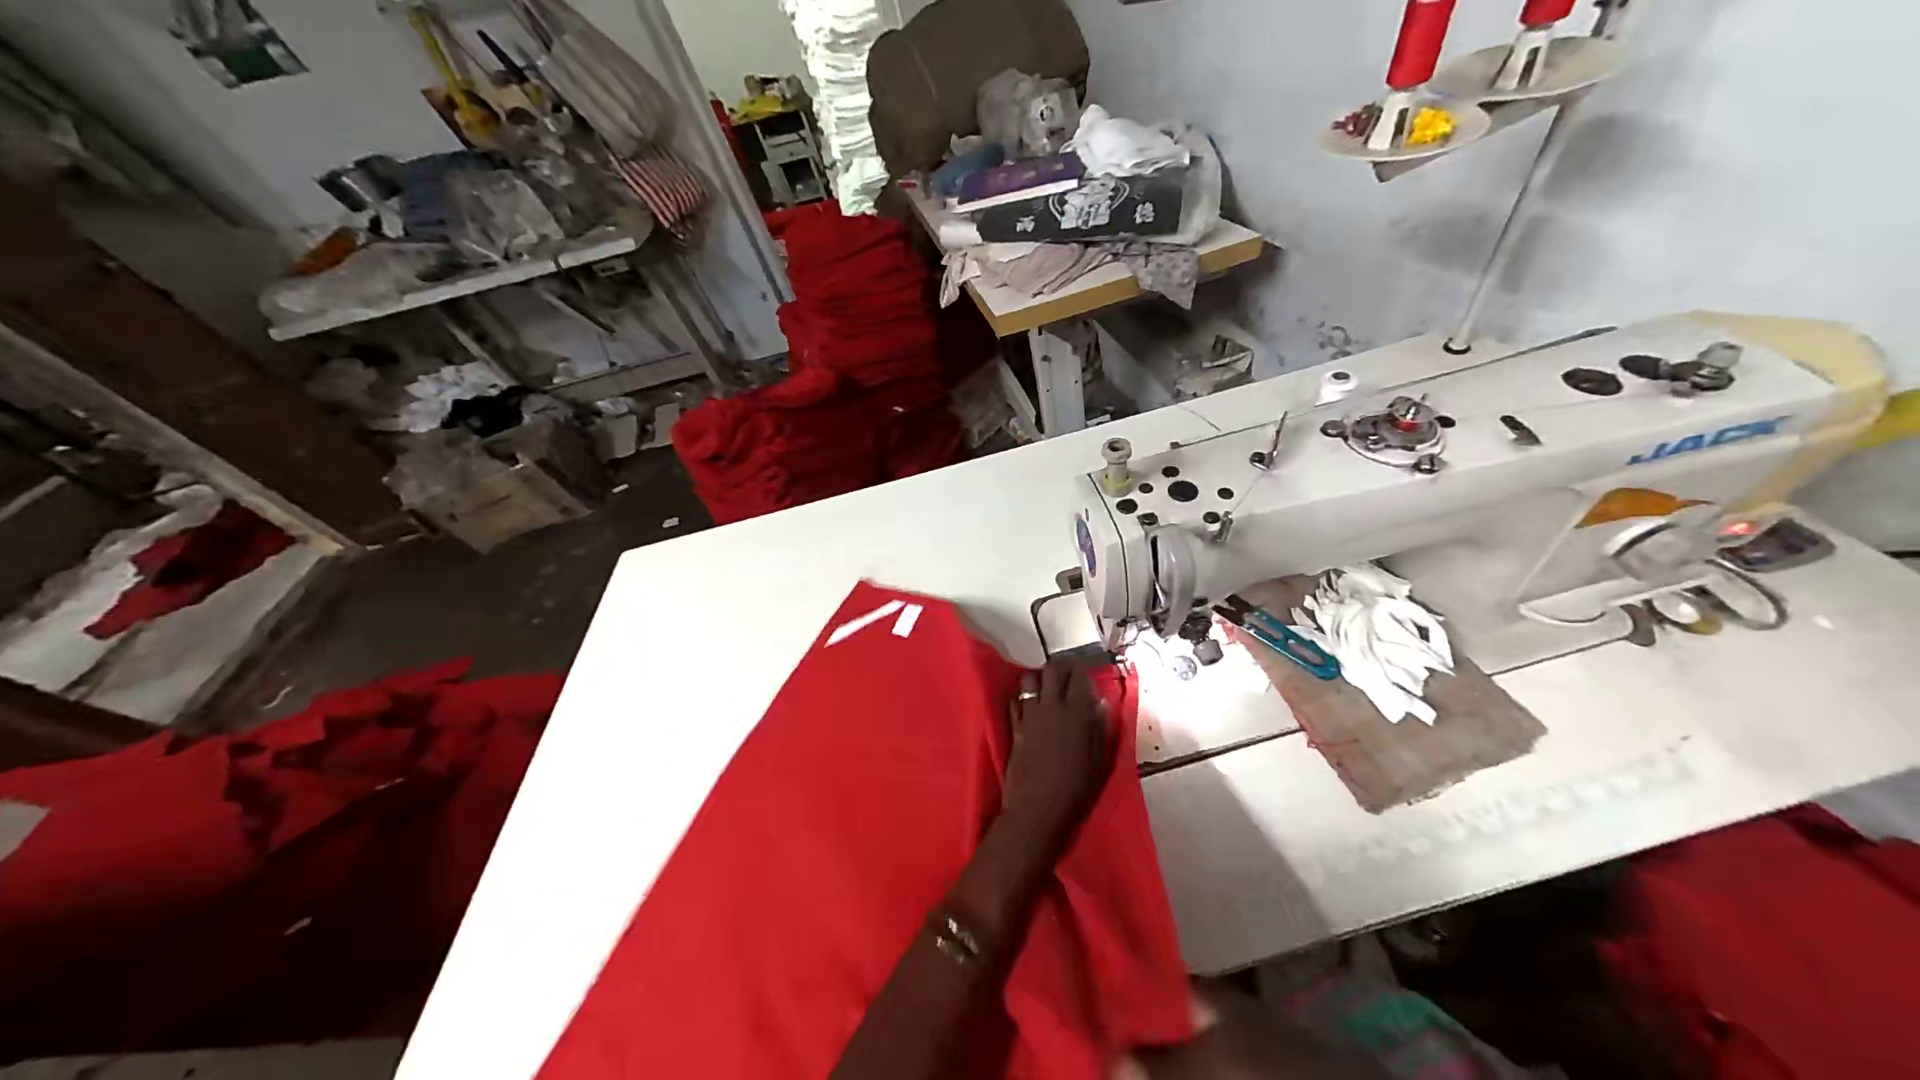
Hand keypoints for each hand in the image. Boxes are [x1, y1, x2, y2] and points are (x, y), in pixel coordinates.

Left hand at [1001, 660, 1115, 854]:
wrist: (1039, 807)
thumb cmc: (1077, 787)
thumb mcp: (1101, 759)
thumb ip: (1102, 726)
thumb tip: (1101, 702)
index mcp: (1078, 712)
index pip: (1080, 676)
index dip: (1084, 669)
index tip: (1088, 670)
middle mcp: (1052, 706)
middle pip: (1053, 670)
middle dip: (1062, 666)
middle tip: (1068, 672)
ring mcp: (1030, 714)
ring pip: (1030, 679)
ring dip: (1040, 677)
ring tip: (1047, 685)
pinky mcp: (1015, 726)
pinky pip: (1016, 699)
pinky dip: (1023, 696)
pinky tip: (1029, 703)